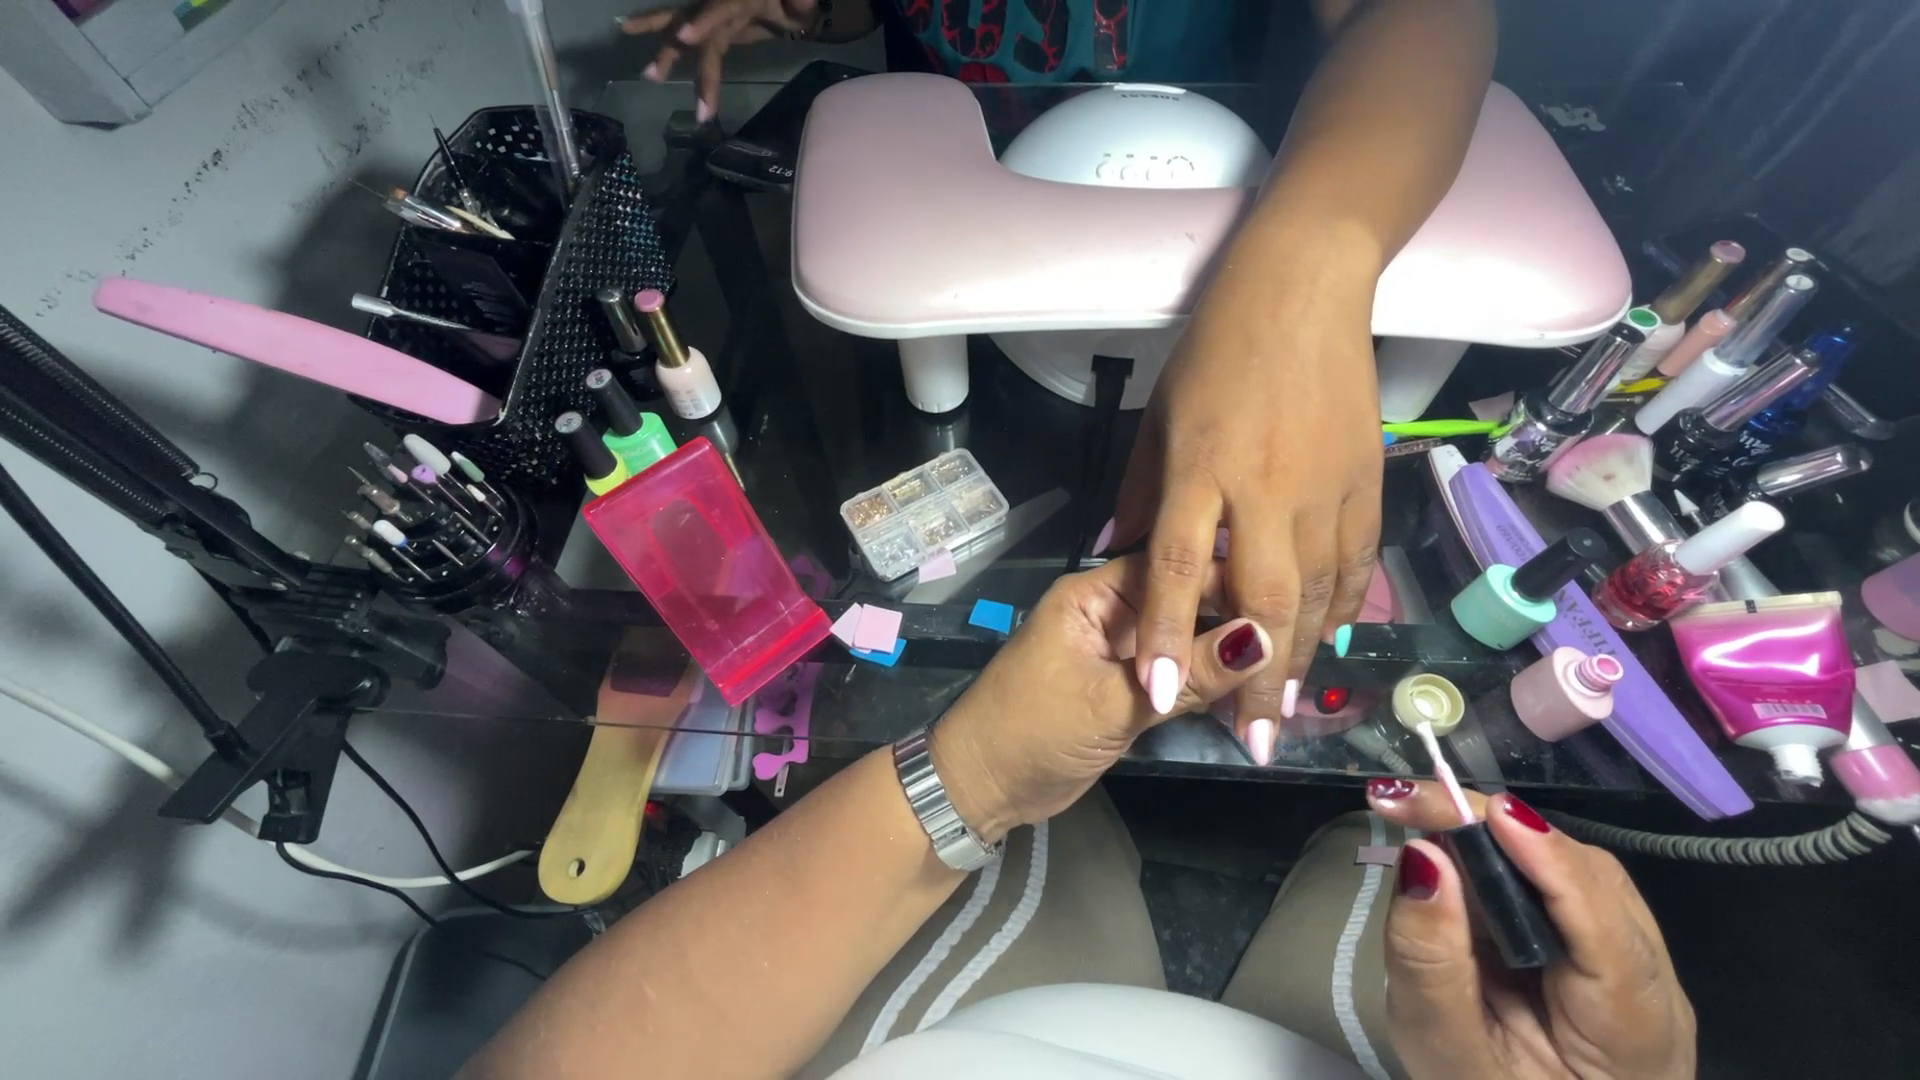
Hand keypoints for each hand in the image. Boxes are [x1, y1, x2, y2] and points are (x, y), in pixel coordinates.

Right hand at [619, 0, 818, 121]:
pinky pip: (687, 33)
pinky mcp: (714, 26)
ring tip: (646, 74)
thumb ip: (799, 2)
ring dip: (663, 50)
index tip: (685, 36)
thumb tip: (801, 4)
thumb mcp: (801, 2)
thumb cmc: (796, 0)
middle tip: (652, 77)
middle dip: (674, 53)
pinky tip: (632, 35)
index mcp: (742, 0)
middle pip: (693, 27)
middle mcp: (721, 4)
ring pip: (681, 27)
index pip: (720, 8)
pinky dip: (664, 38)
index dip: (703, 20)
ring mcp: (713, 12)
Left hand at [929, 556, 1275, 841]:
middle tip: (1306, 636)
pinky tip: (1254, 690)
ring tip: (1293, 664)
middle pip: (1184, 602)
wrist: (986, 786)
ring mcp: (1122, 650)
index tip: (1290, 593)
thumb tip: (1264, 640)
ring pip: (1186, 640)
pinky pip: (1178, 673)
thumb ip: (1186, 675)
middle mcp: (1113, 612)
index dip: (1229, 577)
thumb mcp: (1111, 702)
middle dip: (1236, 619)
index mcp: (1095, 594)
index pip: (1172, 567)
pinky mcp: (1129, 686)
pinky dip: (1209, 682)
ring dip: (1228, 654)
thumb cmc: (1034, 730)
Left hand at [1111, 247, 1383, 764]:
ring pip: (1317, 592)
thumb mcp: (1158, 418)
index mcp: (1198, 469)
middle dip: (1256, 678)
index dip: (1165, 637)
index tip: (1157, 698)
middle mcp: (1262, 488)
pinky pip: (1355, 562)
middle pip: (1261, 599)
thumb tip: (1109, 552)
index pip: (1174, 569)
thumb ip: (1137, 493)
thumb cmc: (1212, 352)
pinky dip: (1342, 610)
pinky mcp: (1368, 480)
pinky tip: (1328, 645)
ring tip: (1288, 711)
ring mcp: (1324, 486)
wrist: (1304, 289)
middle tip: (1251, 740)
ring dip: (1303, 657)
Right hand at [1366, 779, 1696, 1078]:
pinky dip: (1495, 853)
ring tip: (1414, 811)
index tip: (1491, 813)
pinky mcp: (1590, 946)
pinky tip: (1448, 842)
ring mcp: (1628, 964)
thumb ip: (1431, 964)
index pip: (1610, 939)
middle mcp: (1654, 992)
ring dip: (1494, 835)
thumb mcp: (1444, 1051)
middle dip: (1504, 832)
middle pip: (1594, 887)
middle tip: (1406, 802)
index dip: (1554, 866)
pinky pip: (1551, 883)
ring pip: (1574, 872)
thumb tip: (1422, 856)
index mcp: (1635, 1042)